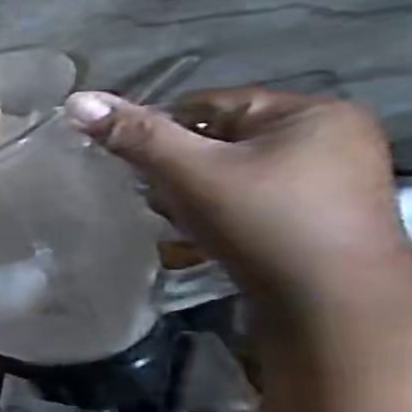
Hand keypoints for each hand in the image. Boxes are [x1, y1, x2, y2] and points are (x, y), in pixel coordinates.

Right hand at [64, 88, 411, 310]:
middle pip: (219, 139)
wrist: (334, 311)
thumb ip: (135, 136)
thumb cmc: (266, 226)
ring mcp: (333, 180)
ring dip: (194, 192)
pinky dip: (220, 211)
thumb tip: (76, 100)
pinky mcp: (322, 218)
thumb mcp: (191, 175)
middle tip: (157, 199)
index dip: (160, 134)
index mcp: (312, 112)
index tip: (134, 168)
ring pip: (232, 172)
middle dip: (177, 168)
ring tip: (178, 220)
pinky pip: (252, 198)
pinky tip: (204, 235)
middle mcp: (332, 137)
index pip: (206, 106)